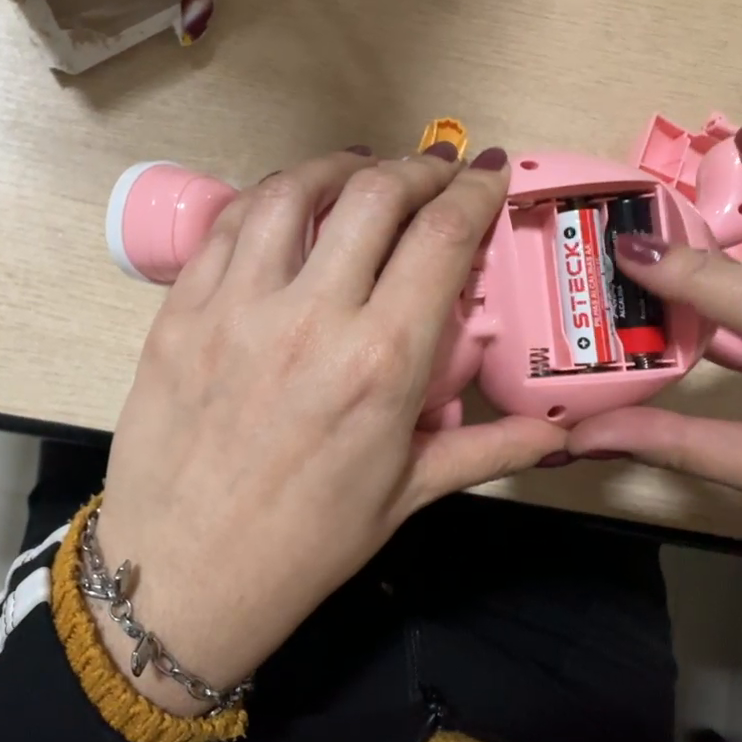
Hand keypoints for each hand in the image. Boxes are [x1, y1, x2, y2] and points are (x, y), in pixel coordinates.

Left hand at [96, 144, 565, 714]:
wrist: (181, 574)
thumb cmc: (301, 546)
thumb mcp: (403, 497)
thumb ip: (487, 449)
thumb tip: (562, 434)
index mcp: (381, 364)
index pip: (442, 238)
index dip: (475, 192)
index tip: (487, 176)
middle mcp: (310, 318)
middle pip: (373, 195)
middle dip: (416, 168)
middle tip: (431, 171)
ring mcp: (235, 307)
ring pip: (289, 192)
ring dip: (335, 167)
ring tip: (358, 171)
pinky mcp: (180, 311)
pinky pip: (224, 227)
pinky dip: (263, 199)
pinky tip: (282, 206)